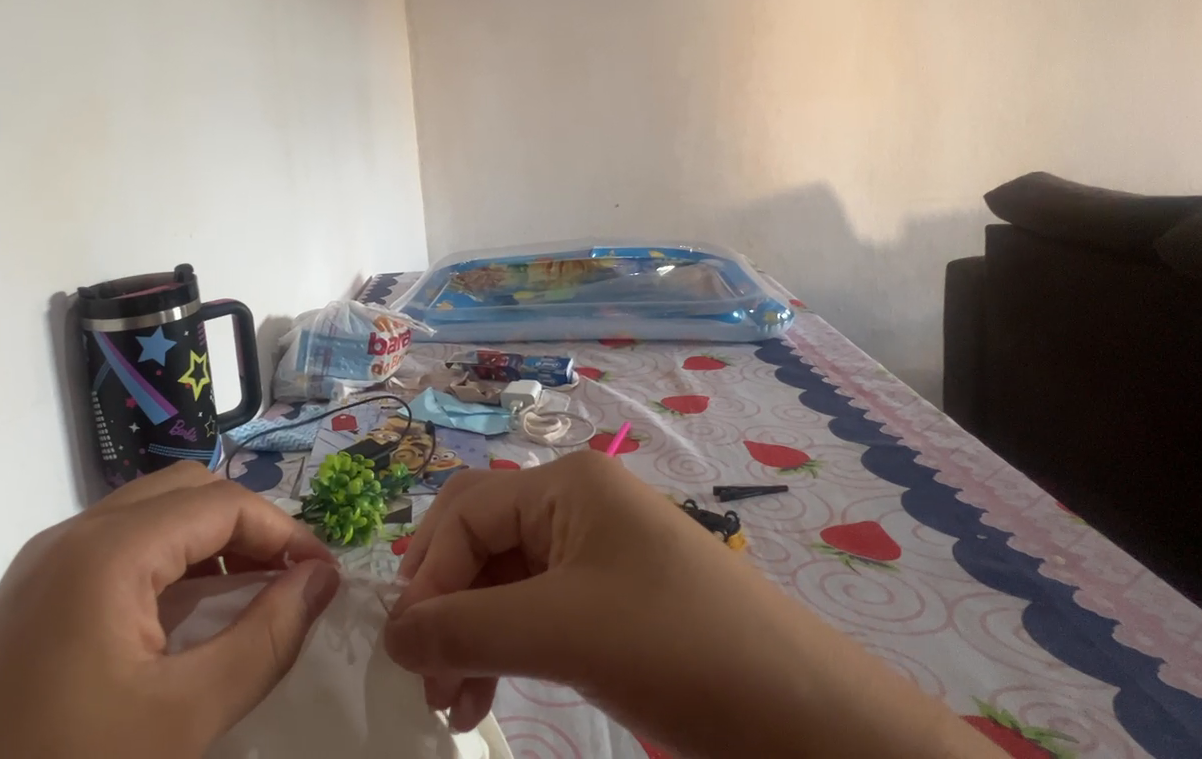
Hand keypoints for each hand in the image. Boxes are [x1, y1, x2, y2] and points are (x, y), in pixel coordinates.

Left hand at [0, 463, 339, 758]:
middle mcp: (74, 534)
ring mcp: (46, 561)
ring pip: (149, 516)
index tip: (325, 578)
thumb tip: (322, 580)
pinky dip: (167, 564)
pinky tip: (186, 617)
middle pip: (184, 492)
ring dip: (207, 542)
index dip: (284, 531)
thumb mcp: (183, 717)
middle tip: (290, 583)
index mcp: (109, 550)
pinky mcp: (33, 593)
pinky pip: (116, 549)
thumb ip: (264, 639)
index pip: (221, 504)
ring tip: (251, 597)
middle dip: (247, 526)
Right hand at [385, 451, 1004, 757]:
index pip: (467, 512)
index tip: (407, 648)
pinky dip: (504, 651)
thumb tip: (390, 635)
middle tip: (425, 676)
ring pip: (503, 584)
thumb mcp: (561, 632)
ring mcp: (597, 556)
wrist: (811, 718)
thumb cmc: (678, 647)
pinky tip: (484, 697)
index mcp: (566, 484)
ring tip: (452, 705)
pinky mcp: (612, 604)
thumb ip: (464, 628)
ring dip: (469, 637)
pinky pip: (535, 614)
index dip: (428, 575)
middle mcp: (576, 506)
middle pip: (480, 542)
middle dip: (444, 606)